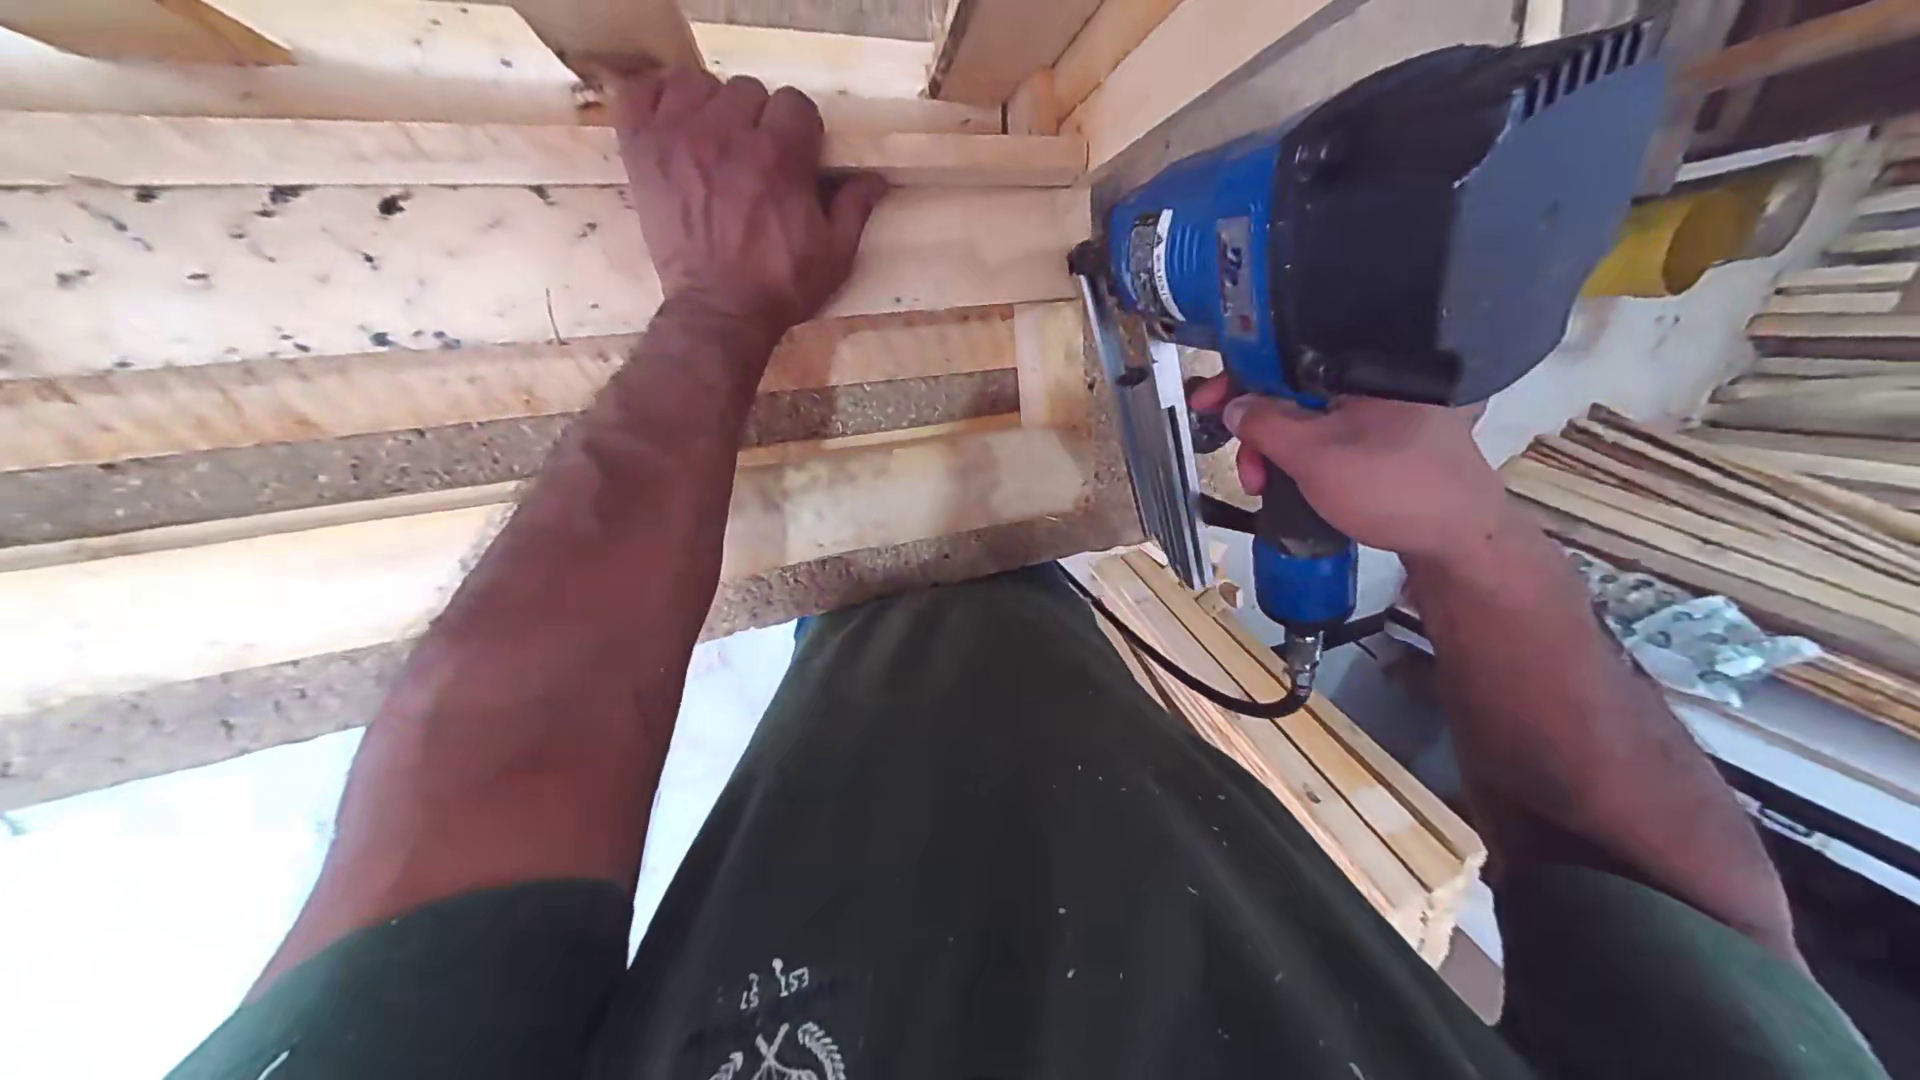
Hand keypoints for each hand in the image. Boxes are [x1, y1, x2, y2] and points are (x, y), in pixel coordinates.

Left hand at [608, 69, 889, 331]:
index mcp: (780, 156)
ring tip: (717, 146)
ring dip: (712, 109)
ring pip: (697, 84)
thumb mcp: (834, 255)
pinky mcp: (643, 150)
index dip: (801, 133)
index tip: (797, 161)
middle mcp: (729, 135)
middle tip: (757, 161)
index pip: (796, 103)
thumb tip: (876, 178)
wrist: (720, 312)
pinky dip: (656, 100)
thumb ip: (854, 208)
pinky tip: (674, 127)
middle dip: (759, 122)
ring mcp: (679, 137)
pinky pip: (640, 92)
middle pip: (748, 91)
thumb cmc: (782, 287)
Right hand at [1189, 376, 1509, 564]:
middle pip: (1290, 390)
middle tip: (1243, 465)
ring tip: (1263, 486)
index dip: (1240, 376)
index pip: (1287, 355)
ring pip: (1304, 418)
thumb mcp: (1314, 455)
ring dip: (1273, 451)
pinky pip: (1325, 436)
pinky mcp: (1382, 438)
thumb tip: (1234, 405)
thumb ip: (1265, 424)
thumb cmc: (1394, 489)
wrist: (1457, 541)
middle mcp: (1376, 379)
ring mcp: (1381, 410)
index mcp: (1367, 365)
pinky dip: (1298, 458)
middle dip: (1255, 431)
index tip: (1208, 401)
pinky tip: (1288, 483)